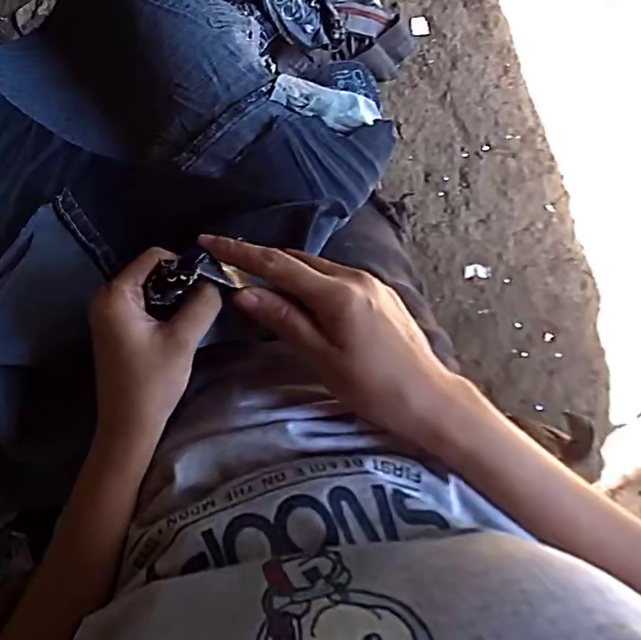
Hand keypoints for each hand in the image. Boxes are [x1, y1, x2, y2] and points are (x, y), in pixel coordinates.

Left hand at [88, 248, 221, 456]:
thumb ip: (202, 303)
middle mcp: (103, 297)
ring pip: (147, 288)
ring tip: (192, 317)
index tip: (205, 283)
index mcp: (114, 294)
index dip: (183, 264)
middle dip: (178, 281)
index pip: (153, 256)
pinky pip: (140, 304)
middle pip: (148, 270)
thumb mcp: (183, 339)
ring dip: (171, 297)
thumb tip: (215, 280)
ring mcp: (105, 314)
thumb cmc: (152, 382)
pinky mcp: (112, 328)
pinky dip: (160, 310)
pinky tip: (175, 329)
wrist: (128, 427)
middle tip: (201, 302)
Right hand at [199, 234, 473, 451]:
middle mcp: (354, 277)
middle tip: (224, 261)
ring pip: (314, 266)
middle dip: (257, 258)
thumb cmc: (374, 388)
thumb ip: (284, 319)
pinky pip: (332, 276)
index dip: (239, 251)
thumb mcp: (322, 358)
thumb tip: (244, 293)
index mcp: (337, 293)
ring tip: (254, 279)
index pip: (276, 264)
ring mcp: (370, 282)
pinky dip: (306, 279)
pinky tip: (297, 295)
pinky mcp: (379, 292)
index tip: (209, 241)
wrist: (431, 399)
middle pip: (294, 259)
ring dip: (282, 269)